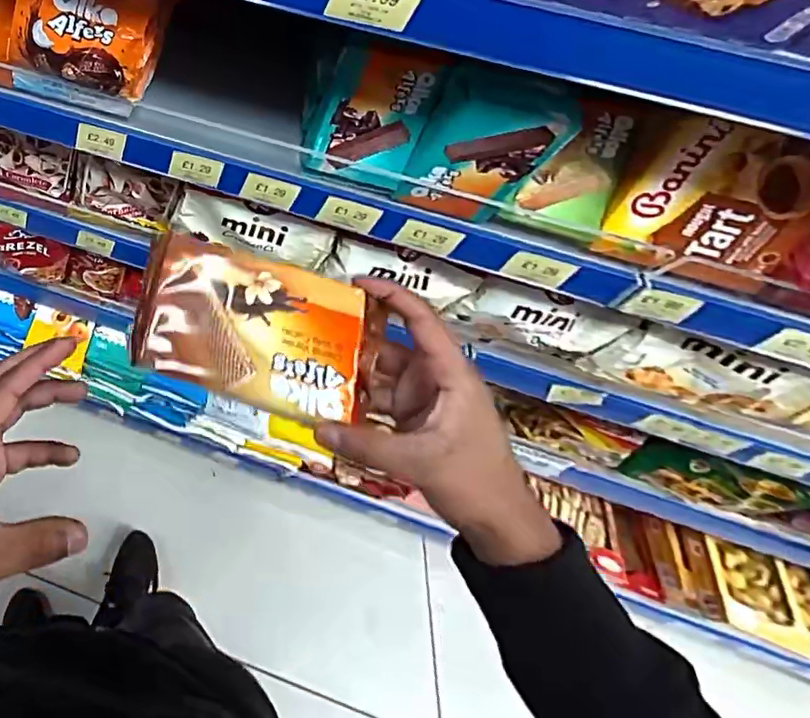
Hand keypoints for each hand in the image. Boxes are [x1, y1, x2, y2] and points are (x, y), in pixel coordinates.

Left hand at [0, 340, 89, 665]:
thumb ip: (40, 540)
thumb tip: (79, 532)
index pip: (8, 388)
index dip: (38, 362)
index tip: (63, 344)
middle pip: (5, 385)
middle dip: (38, 365)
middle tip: (69, 349)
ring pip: (8, 410)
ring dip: (40, 399)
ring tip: (76, 392)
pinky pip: (10, 444)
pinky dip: (37, 444)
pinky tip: (64, 453)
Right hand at [313, 279, 560, 566]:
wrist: (501, 526)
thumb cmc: (476, 482)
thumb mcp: (420, 461)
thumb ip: (365, 444)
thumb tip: (316, 426)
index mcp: (449, 375)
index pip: (421, 321)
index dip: (392, 296)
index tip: (356, 283)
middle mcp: (433, 379)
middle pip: (389, 345)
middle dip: (353, 335)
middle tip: (314, 326)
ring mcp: (421, 399)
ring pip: (377, 373)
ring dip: (347, 371)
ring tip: (308, 363)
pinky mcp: (410, 419)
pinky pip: (374, 399)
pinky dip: (351, 398)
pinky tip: (323, 399)